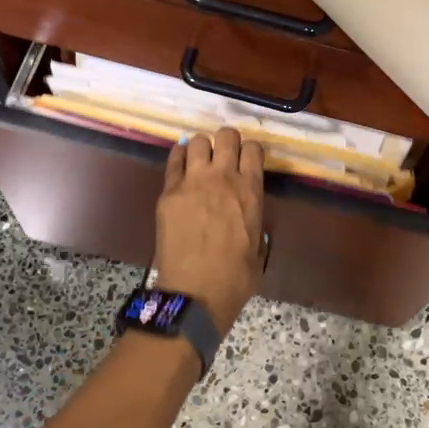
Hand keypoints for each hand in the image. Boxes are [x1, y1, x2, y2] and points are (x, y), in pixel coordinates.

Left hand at [153, 128, 266, 332]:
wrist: (195, 292)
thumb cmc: (235, 278)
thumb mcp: (259, 249)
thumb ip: (255, 224)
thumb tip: (249, 219)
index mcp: (250, 191)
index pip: (253, 148)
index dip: (250, 151)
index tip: (247, 161)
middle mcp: (223, 178)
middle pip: (226, 135)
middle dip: (227, 140)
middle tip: (224, 155)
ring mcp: (192, 182)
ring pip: (197, 141)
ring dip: (202, 147)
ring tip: (201, 161)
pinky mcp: (169, 192)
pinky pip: (173, 160)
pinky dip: (179, 156)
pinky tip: (181, 163)